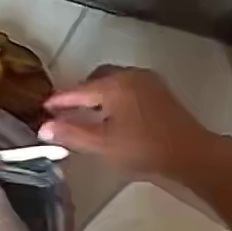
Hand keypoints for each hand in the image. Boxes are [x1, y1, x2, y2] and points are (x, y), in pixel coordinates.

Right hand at [39, 66, 231, 177]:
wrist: (188, 155)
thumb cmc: (142, 149)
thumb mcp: (101, 144)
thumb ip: (71, 133)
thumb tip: (43, 128)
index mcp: (114, 85)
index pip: (77, 90)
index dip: (58, 101)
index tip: (43, 109)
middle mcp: (130, 76)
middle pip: (96, 79)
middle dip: (79, 94)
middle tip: (65, 113)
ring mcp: (148, 82)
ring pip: (113, 83)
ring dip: (97, 96)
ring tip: (86, 116)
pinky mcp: (159, 93)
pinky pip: (127, 88)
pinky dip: (113, 98)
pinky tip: (111, 117)